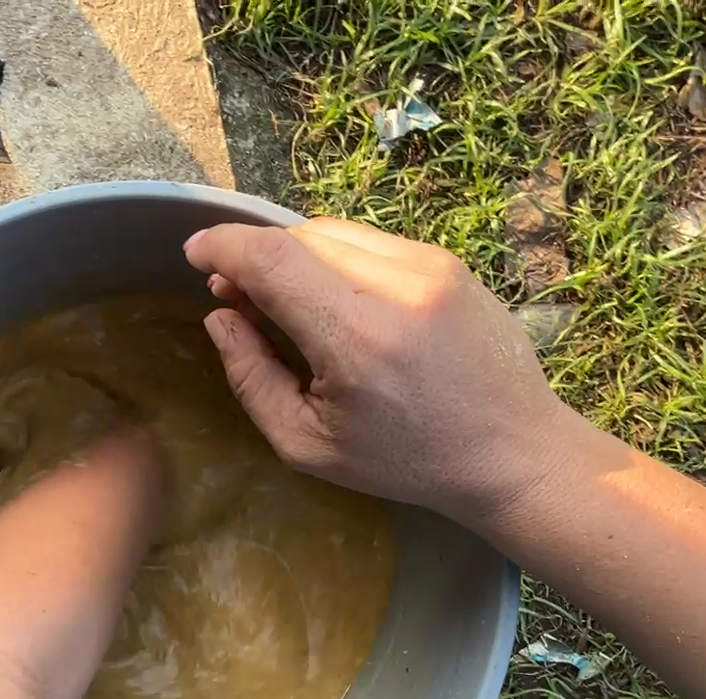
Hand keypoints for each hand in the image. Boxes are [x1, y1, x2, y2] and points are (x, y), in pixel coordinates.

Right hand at [183, 218, 588, 523]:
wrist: (510, 450)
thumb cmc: (403, 460)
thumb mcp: (306, 443)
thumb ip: (252, 377)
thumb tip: (220, 318)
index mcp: (357, 338)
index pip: (273, 259)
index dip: (224, 247)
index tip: (194, 254)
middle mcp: (397, 284)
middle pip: (297, 237)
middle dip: (252, 257)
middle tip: (233, 298)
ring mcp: (430, 265)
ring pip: (331, 232)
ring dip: (290, 257)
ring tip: (277, 301)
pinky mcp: (447, 261)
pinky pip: (366, 242)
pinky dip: (329, 260)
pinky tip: (327, 300)